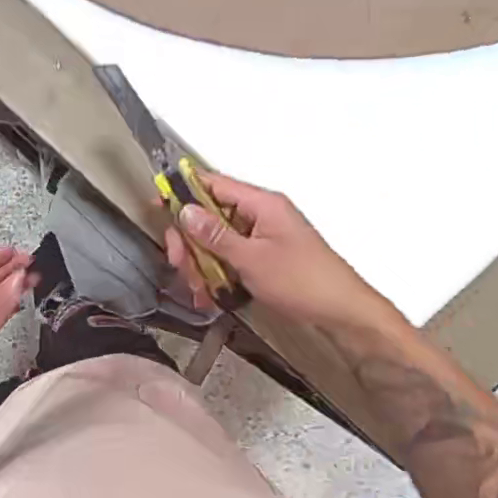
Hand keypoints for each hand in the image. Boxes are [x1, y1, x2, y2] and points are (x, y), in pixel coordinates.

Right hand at [166, 170, 399, 332]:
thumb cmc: (301, 281)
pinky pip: (225, 258)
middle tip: (179, 265)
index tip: (157, 205)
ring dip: (199, 264)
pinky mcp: (259, 257)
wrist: (341, 312)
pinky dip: (213, 274)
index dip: (183, 192)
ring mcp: (259, 237)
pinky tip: (208, 295)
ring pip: (213, 241)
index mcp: (262, 205)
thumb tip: (184, 210)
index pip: (214, 185)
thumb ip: (214, 235)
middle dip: (188, 242)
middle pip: (207, 217)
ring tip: (199, 290)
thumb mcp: (251, 258)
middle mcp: (259, 215)